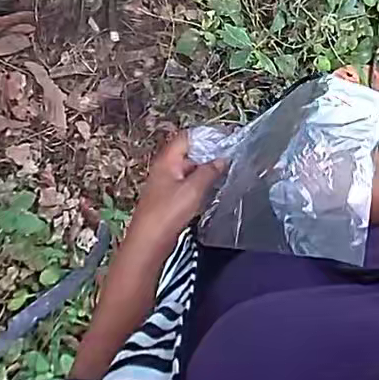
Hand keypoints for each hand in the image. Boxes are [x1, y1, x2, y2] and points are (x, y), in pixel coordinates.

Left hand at [125, 132, 226, 249]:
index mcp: (167, 160)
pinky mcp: (168, 199)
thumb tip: (222, 160)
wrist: (149, 243)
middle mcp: (164, 169)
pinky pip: (187, 185)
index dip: (206, 136)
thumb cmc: (167, 214)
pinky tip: (212, 191)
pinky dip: (200, 185)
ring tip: (225, 174)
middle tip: (229, 159)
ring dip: (205, 171)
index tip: (225, 139)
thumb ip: (209, 172)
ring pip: (189, 170)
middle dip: (208, 155)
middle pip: (189, 153)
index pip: (187, 137)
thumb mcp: (193, 189)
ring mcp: (165, 184)